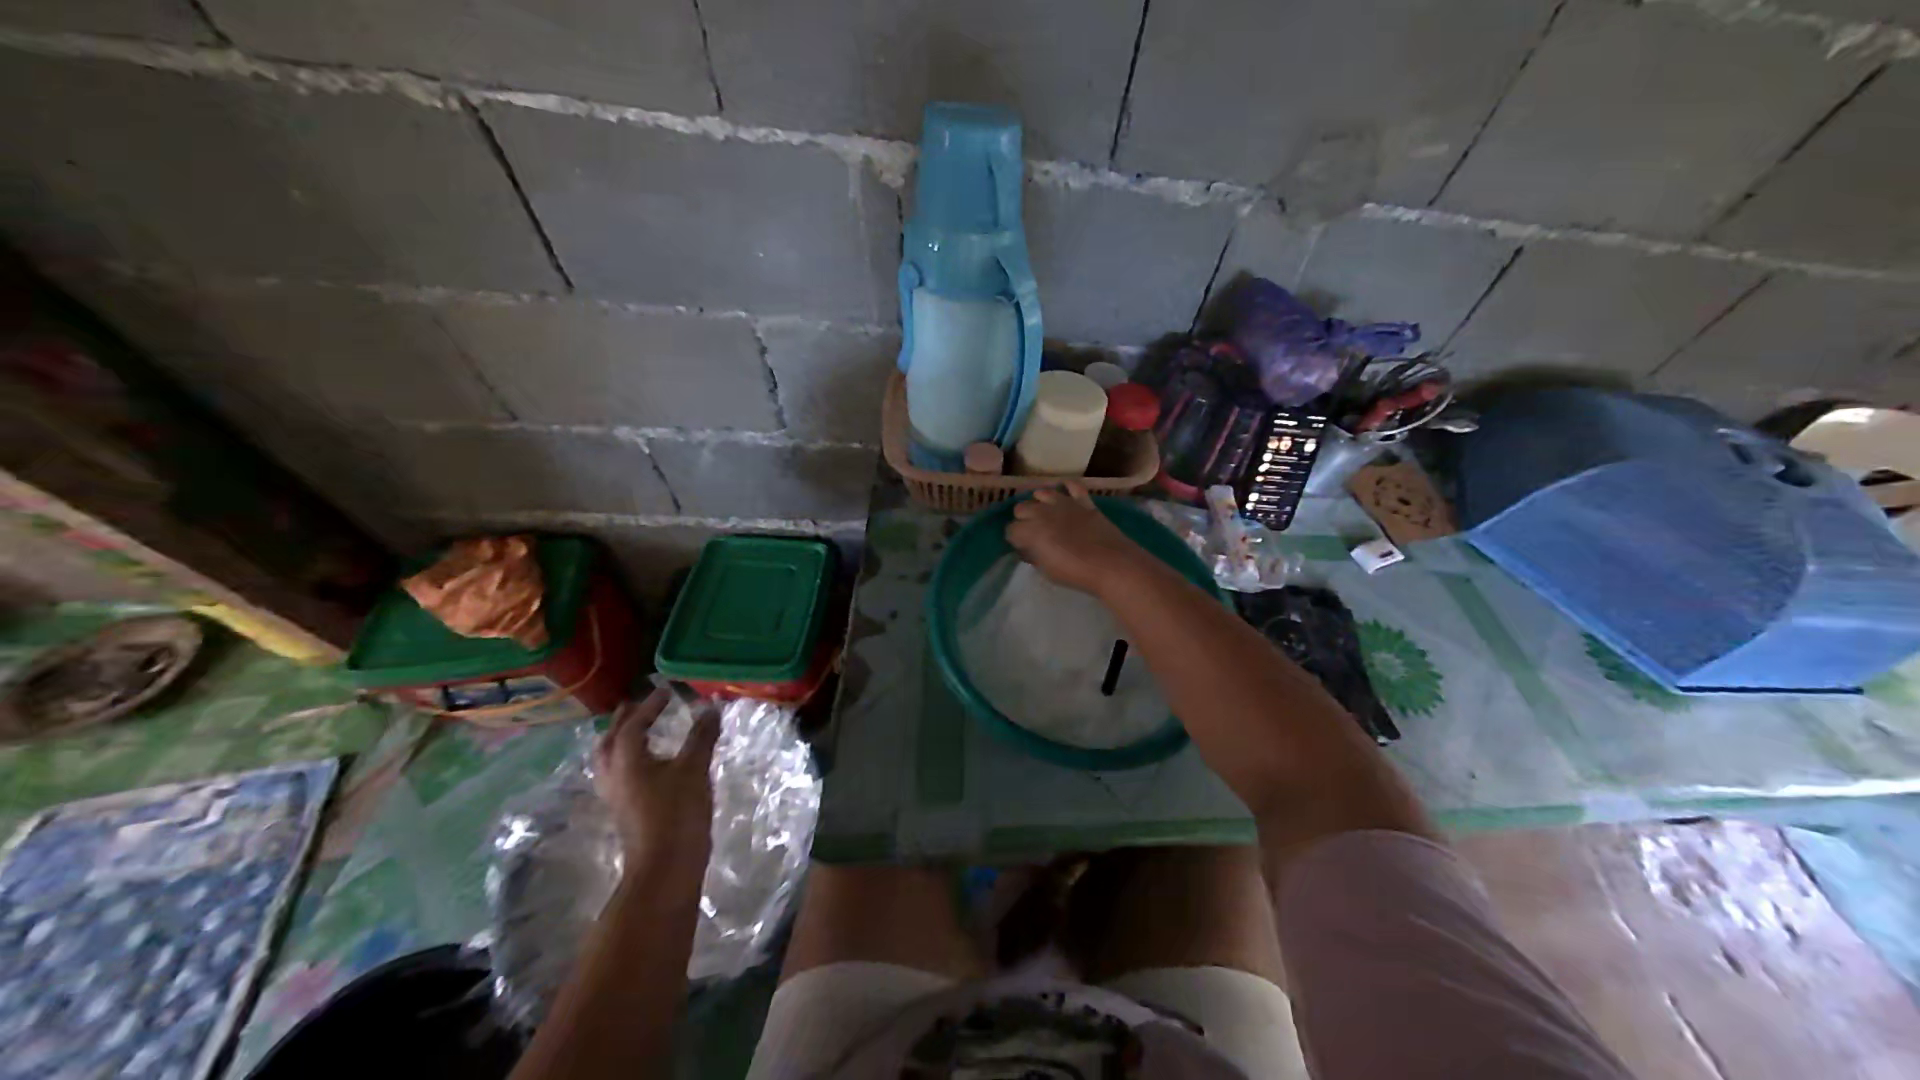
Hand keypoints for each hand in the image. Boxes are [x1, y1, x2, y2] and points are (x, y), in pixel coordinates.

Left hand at [593, 688, 718, 872]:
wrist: (665, 867)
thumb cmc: (677, 813)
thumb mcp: (694, 769)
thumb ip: (701, 736)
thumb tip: (712, 707)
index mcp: (626, 759)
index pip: (634, 723)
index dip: (651, 705)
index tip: (667, 691)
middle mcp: (613, 773)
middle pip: (611, 739)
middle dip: (624, 720)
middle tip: (639, 704)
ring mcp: (615, 794)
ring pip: (609, 758)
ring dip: (620, 739)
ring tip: (636, 729)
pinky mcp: (623, 809)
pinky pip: (617, 773)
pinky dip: (627, 758)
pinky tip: (645, 763)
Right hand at [1004, 483, 1149, 595]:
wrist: (1111, 564)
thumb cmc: (1075, 573)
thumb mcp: (1046, 570)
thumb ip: (1034, 556)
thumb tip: (1029, 549)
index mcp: (1030, 531)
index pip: (1011, 530)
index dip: (1014, 539)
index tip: (1020, 547)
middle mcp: (1043, 512)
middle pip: (1022, 508)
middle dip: (1023, 519)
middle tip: (1031, 532)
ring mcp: (1065, 503)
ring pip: (1042, 492)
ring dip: (1039, 502)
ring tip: (1044, 513)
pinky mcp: (1084, 502)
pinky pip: (1073, 486)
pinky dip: (1067, 487)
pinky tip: (1066, 492)